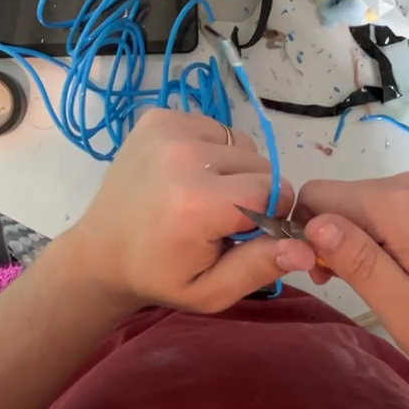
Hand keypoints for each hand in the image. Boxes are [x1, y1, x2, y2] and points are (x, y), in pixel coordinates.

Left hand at [56, 109, 317, 313]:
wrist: (100, 252)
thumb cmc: (159, 275)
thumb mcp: (211, 291)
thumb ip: (260, 267)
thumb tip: (307, 248)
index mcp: (196, 202)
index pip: (272, 190)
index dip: (271, 213)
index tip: (249, 232)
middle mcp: (183, 155)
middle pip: (259, 164)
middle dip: (253, 192)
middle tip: (220, 219)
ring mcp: (168, 130)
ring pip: (239, 143)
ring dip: (233, 169)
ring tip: (204, 195)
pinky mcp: (158, 117)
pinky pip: (214, 128)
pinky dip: (212, 151)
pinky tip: (188, 175)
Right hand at [295, 173, 408, 390]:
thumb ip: (358, 264)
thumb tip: (312, 221)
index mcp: (397, 206)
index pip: (314, 196)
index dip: (303, 235)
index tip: (322, 279)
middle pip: (339, 199)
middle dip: (328, 240)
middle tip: (352, 291)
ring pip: (365, 206)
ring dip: (357, 243)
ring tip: (386, 291)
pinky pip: (394, 212)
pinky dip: (384, 240)